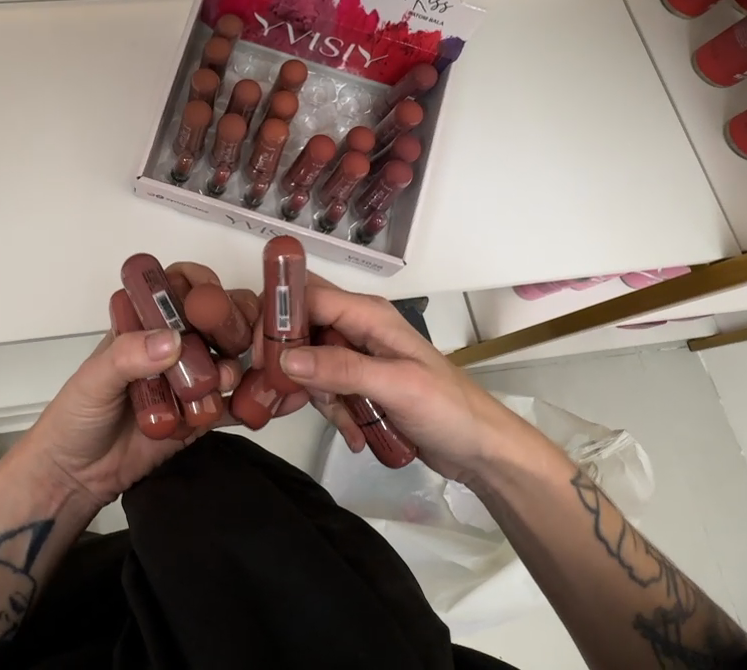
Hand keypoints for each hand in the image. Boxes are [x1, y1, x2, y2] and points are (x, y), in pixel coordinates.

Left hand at [7, 264, 242, 513]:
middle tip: (230, 342)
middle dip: (230, 324)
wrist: (76, 477)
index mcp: (143, 324)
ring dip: (236, 364)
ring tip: (224, 382)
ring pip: (228, 357)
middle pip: (214, 318)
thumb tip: (172, 340)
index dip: (200, 286)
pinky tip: (254, 403)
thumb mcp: (94, 380)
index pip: (178, 287)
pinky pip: (231, 403)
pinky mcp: (199, 415)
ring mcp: (187, 380)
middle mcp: (170, 346)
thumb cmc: (75, 417)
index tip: (210, 300)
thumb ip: (128, 356)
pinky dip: (248, 401)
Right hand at [274, 274, 507, 484]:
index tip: (264, 359)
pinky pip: (326, 387)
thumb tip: (285, 358)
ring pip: (309, 361)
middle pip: (303, 326)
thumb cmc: (447, 409)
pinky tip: (354, 434)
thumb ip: (341, 368)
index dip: (279, 320)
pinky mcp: (360, 383)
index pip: (308, 297)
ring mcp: (359, 355)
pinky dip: (331, 410)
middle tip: (288, 395)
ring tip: (342, 422)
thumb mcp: (395, 386)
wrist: (482, 450)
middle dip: (290, 361)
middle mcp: (359, 326)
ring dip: (316, 394)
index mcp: (368, 313)